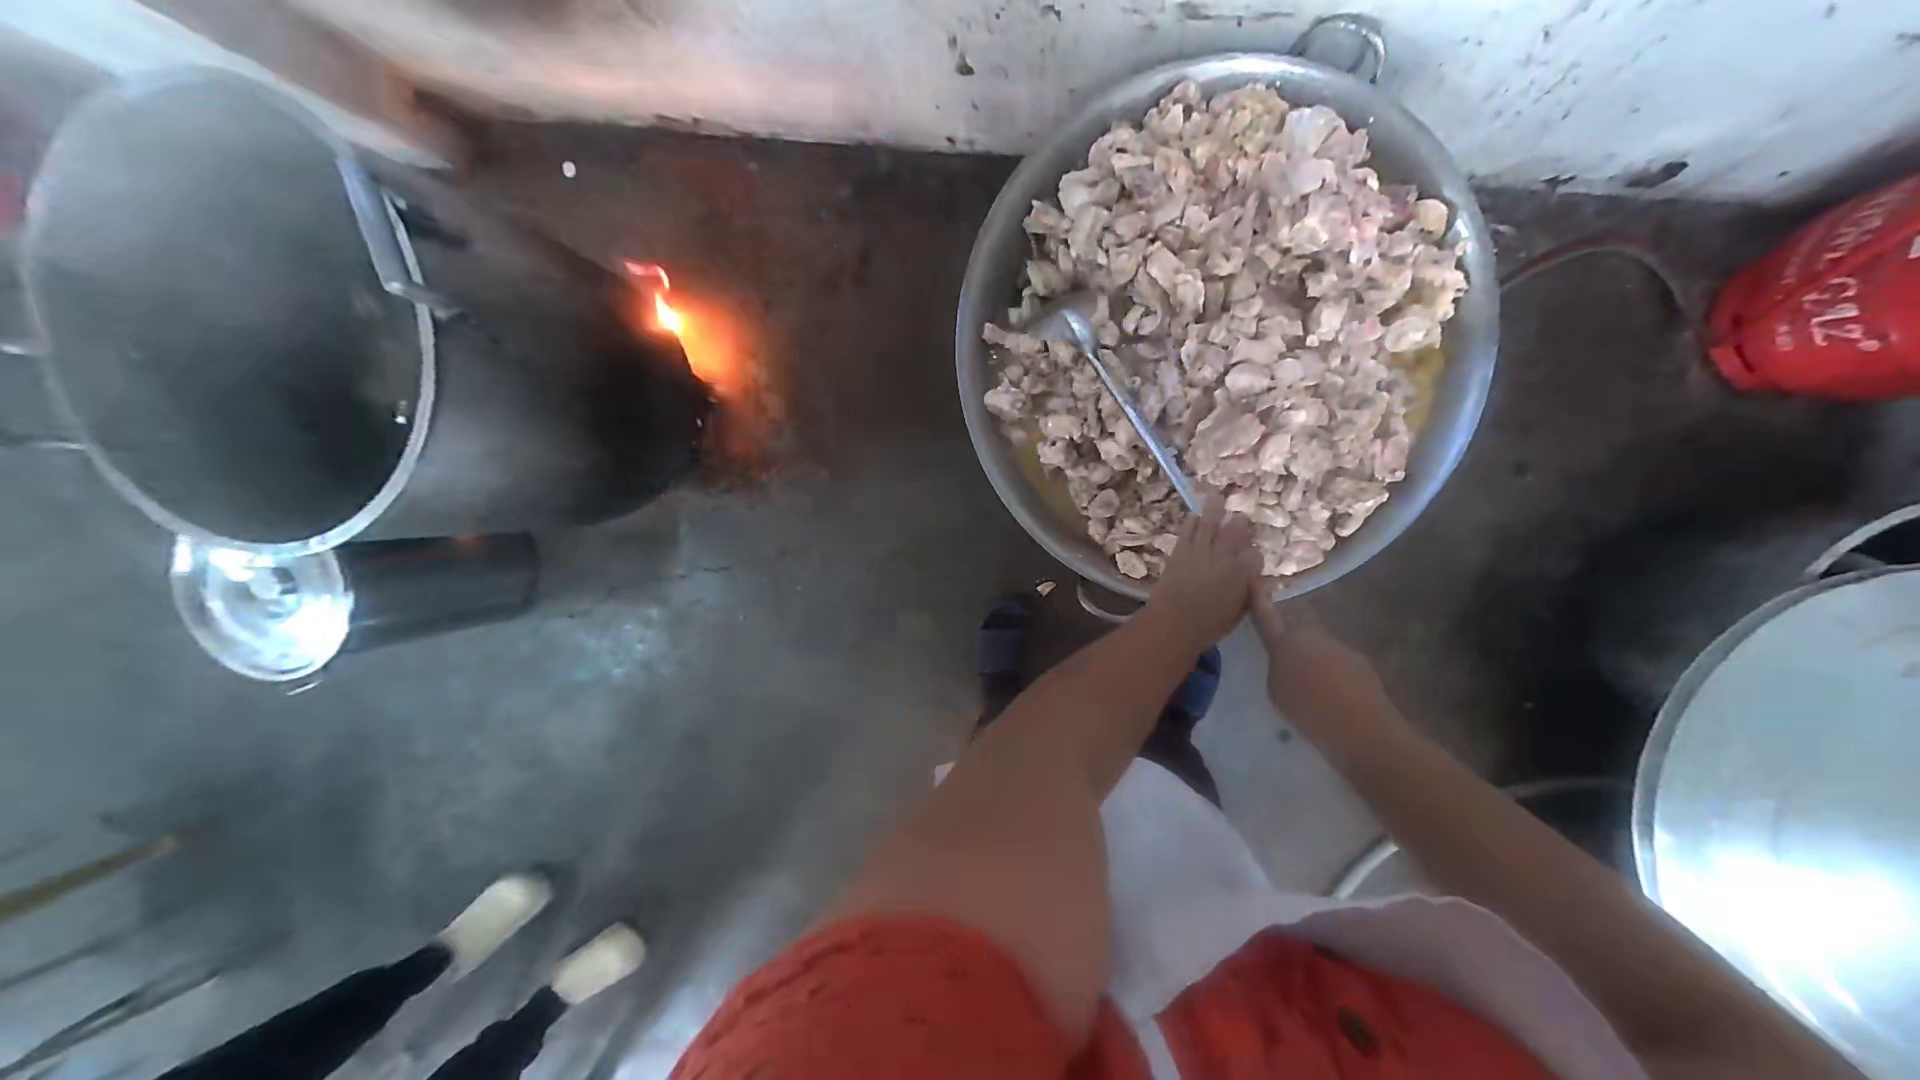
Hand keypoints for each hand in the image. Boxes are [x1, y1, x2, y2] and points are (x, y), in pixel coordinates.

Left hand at [1143, 500, 1259, 648]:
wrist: (1171, 625)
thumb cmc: (1207, 626)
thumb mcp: (1236, 613)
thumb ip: (1245, 592)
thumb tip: (1249, 579)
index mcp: (1241, 576)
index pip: (1254, 556)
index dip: (1253, 554)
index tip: (1252, 554)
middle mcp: (1222, 559)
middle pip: (1234, 534)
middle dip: (1239, 523)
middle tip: (1241, 516)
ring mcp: (1199, 553)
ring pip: (1209, 526)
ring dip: (1214, 510)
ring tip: (1217, 496)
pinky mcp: (1179, 553)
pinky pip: (1187, 532)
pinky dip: (1191, 522)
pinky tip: (1194, 514)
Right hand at [1249, 597, 1397, 736]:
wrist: (1360, 725)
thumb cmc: (1307, 709)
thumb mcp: (1277, 690)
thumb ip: (1277, 668)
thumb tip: (1286, 661)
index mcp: (1283, 642)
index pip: (1265, 616)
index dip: (1258, 598)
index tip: (1253, 580)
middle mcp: (1311, 636)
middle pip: (1297, 630)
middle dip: (1291, 640)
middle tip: (1287, 662)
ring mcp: (1338, 646)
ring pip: (1318, 648)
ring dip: (1314, 661)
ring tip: (1312, 688)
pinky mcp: (1360, 661)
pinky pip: (1338, 663)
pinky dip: (1333, 675)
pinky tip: (1333, 696)